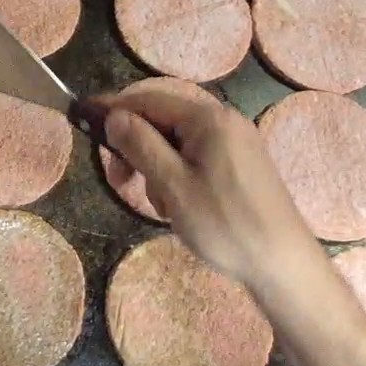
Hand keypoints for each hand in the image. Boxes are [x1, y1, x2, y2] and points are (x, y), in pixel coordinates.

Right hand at [98, 89, 320, 284]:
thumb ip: (140, 145)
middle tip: (120, 181)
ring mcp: (237, 142)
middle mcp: (225, 121)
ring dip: (157, 166)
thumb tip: (114, 116)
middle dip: (136, 146)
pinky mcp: (242, 163)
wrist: (283, 265)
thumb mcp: (172, 185)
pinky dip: (177, 174)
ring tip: (160, 204)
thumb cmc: (225, 224)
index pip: (148, 100)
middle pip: (162, 119)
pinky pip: (196, 156)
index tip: (82, 120)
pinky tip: (179, 205)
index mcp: (208, 119)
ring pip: (177, 141)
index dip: (113, 109)